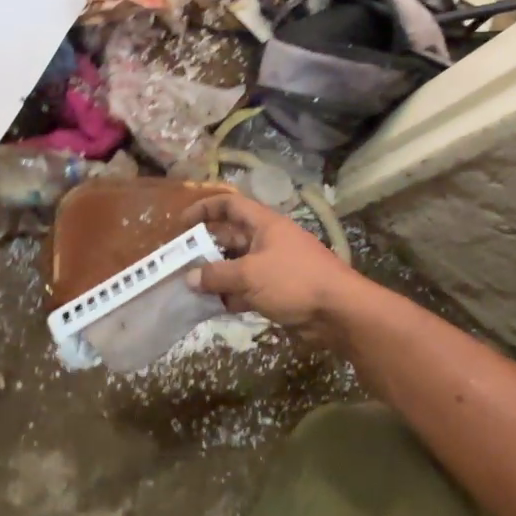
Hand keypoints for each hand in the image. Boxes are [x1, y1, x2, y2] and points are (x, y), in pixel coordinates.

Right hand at [182, 193, 366, 349]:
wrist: (337, 311)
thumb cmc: (293, 281)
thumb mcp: (250, 275)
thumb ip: (217, 275)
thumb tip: (190, 278)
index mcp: (264, 224)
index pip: (230, 205)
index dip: (205, 208)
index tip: (182, 223)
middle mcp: (267, 241)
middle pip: (230, 237)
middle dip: (205, 249)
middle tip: (178, 263)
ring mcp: (273, 266)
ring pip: (237, 266)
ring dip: (216, 276)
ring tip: (189, 288)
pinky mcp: (278, 291)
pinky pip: (247, 288)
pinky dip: (231, 296)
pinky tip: (212, 307)